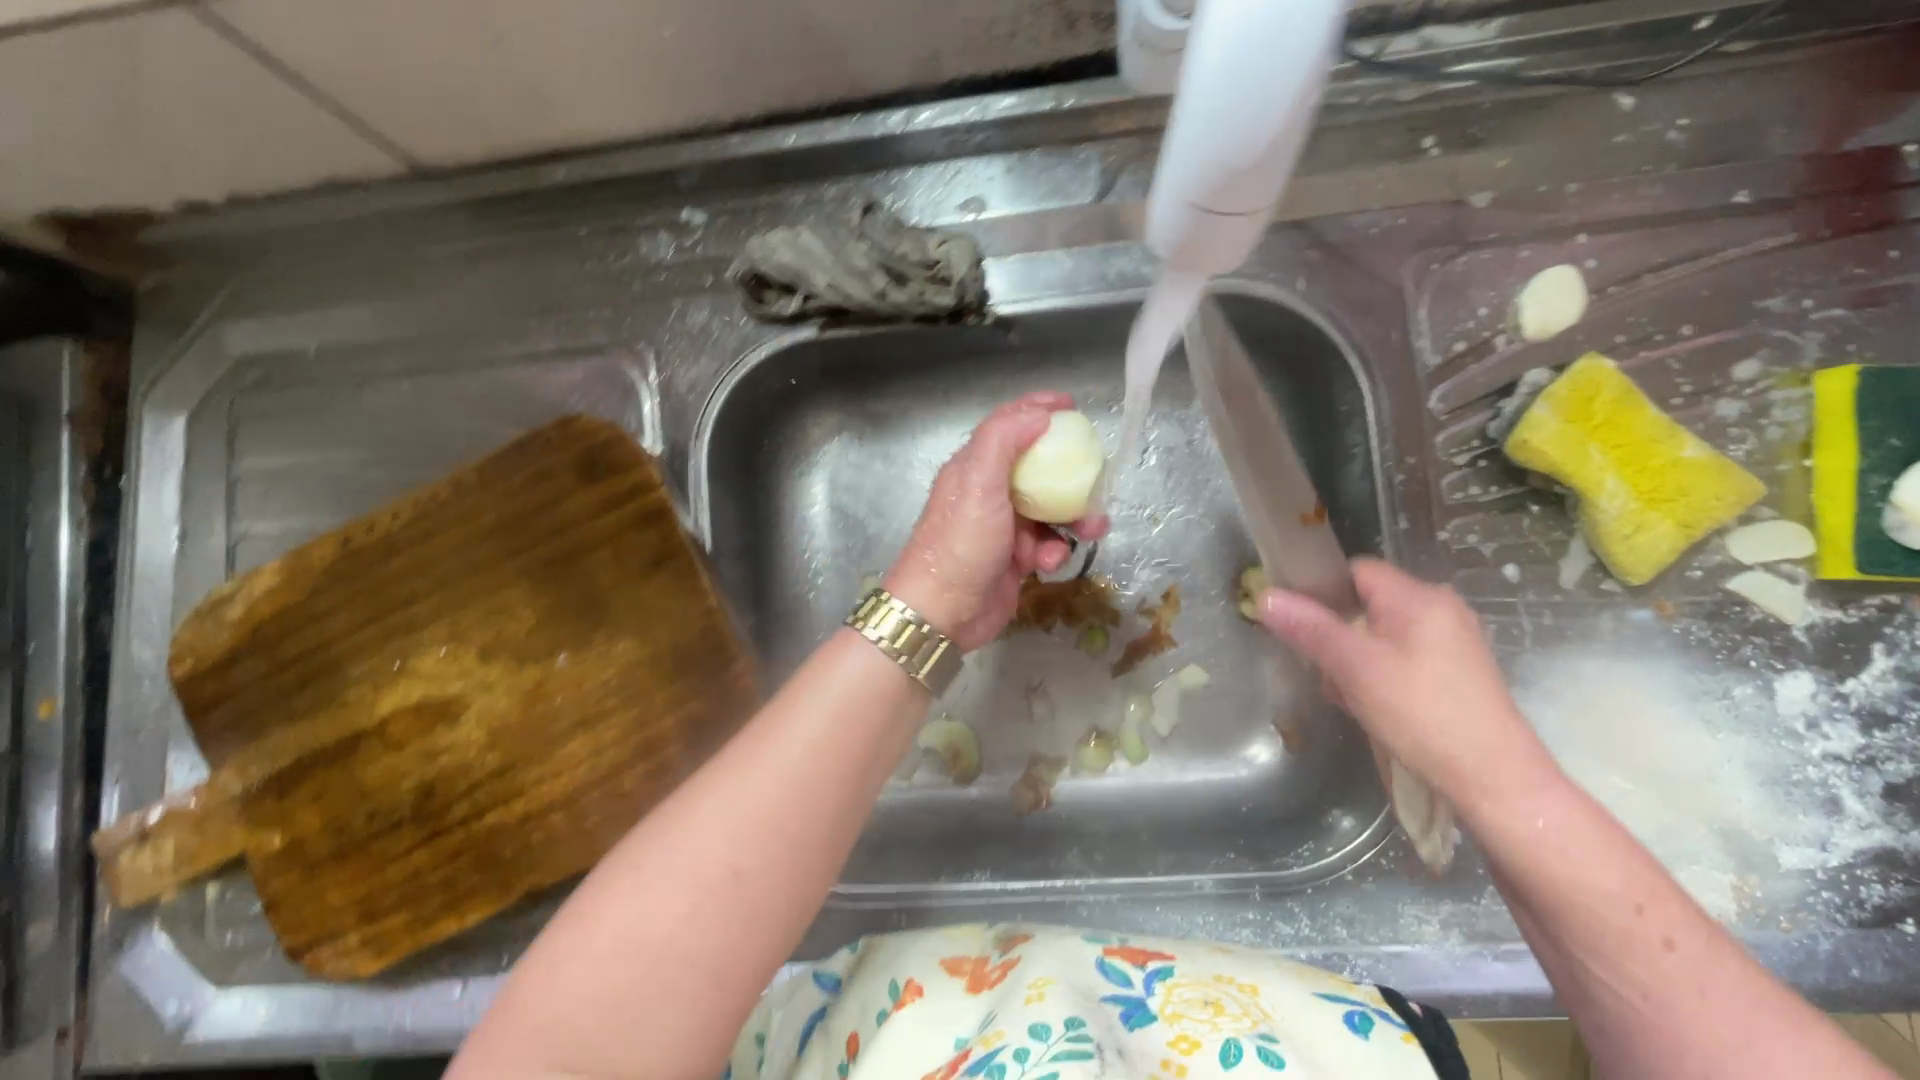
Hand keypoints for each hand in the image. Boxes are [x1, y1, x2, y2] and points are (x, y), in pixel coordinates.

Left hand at [885, 392, 1107, 651]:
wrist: (943, 613)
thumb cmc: (960, 543)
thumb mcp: (977, 482)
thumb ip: (1004, 440)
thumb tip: (1039, 413)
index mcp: (974, 467)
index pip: (1009, 427)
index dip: (1038, 411)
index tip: (1072, 406)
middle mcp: (989, 493)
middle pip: (1040, 469)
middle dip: (1072, 475)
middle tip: (1100, 479)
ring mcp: (1003, 528)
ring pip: (1052, 510)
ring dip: (1074, 519)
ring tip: (1092, 530)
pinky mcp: (1015, 560)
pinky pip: (1048, 546)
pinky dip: (1054, 553)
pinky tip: (1048, 565)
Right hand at [1253, 558, 1559, 814]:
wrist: (1494, 779)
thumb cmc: (1424, 716)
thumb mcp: (1357, 670)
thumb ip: (1311, 630)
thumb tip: (1265, 596)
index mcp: (1420, 597)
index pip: (1357, 571)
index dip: (1322, 590)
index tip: (1298, 624)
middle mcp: (1440, 608)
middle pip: (1366, 604)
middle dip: (1336, 635)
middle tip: (1325, 671)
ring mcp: (1452, 640)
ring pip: (1380, 634)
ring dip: (1355, 660)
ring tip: (1349, 696)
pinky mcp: (1455, 671)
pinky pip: (1401, 656)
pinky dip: (1378, 675)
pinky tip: (1373, 707)